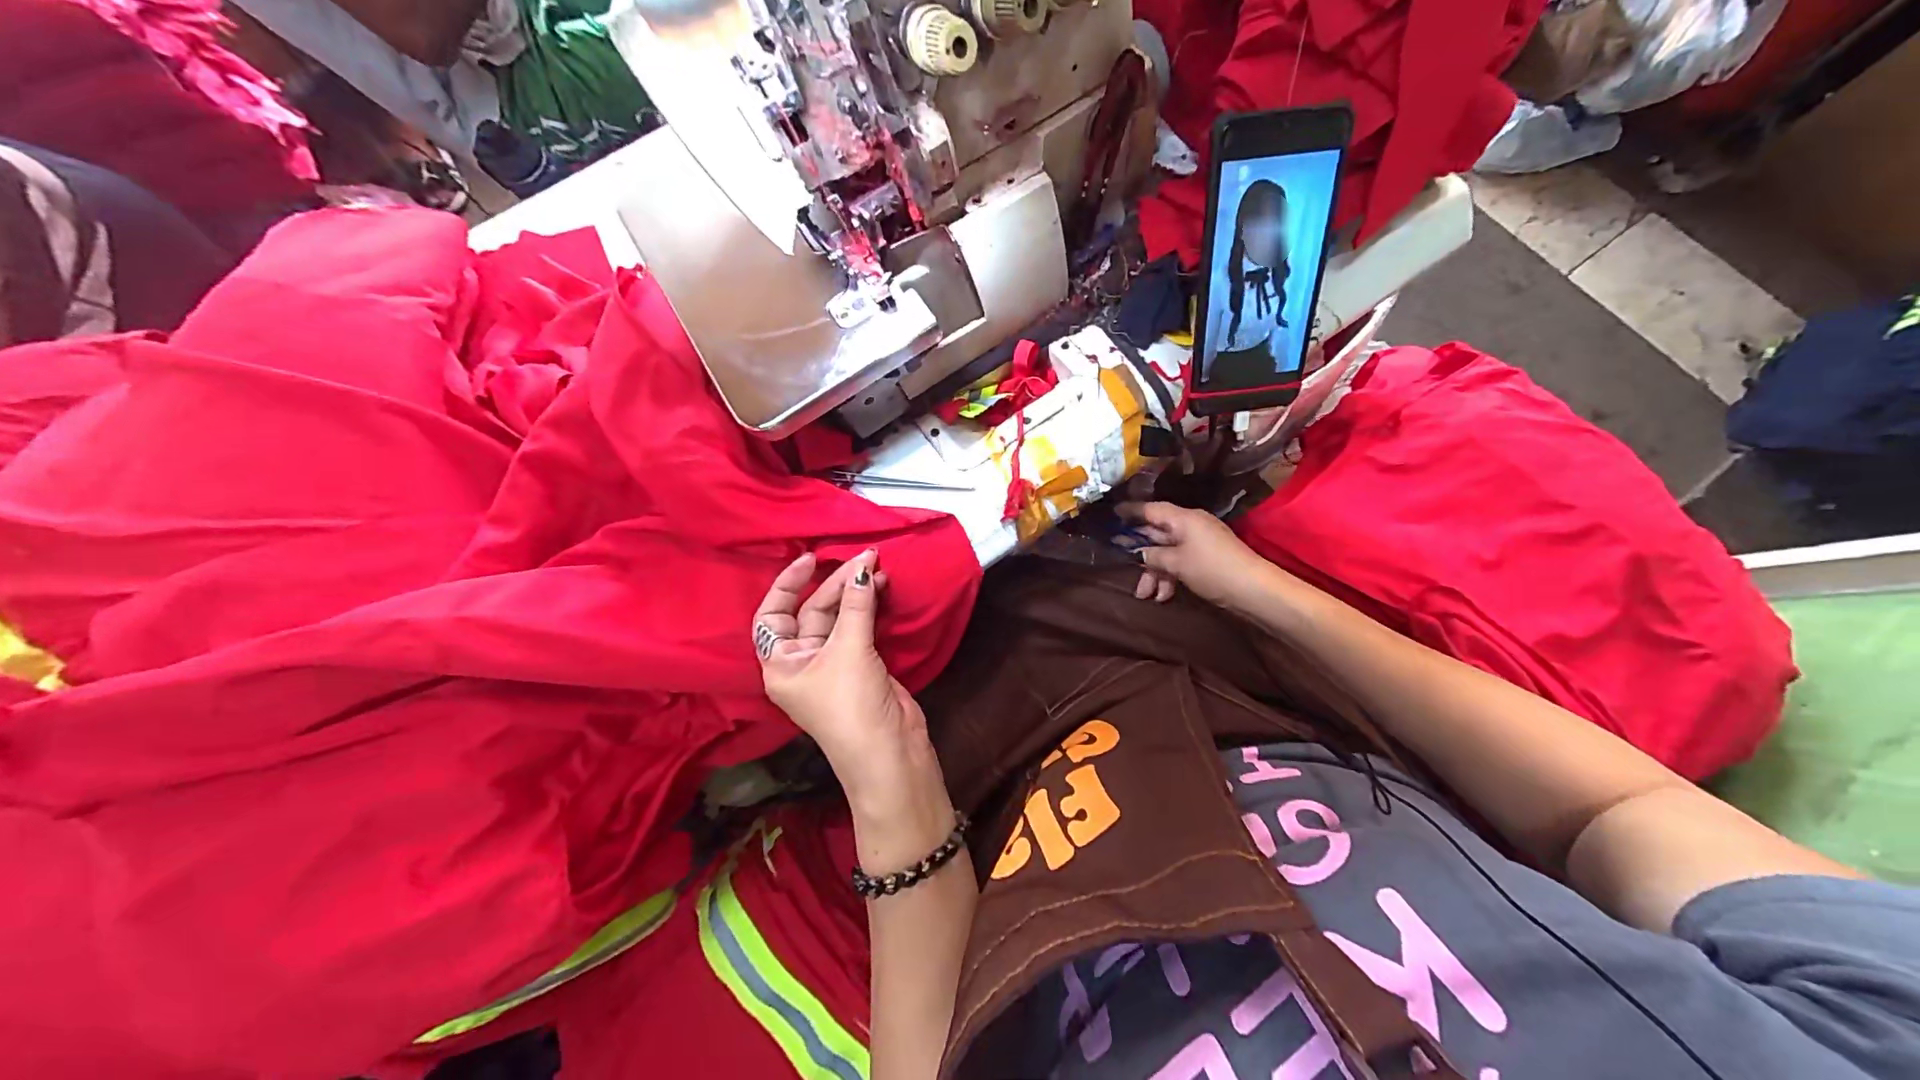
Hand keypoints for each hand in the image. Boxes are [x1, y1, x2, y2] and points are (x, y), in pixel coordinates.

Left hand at [753, 549, 943, 818]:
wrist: (890, 753)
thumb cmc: (851, 705)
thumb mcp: (849, 651)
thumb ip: (856, 605)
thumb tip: (864, 564)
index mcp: (781, 664)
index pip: (772, 614)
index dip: (788, 584)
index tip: (812, 559)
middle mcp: (802, 663)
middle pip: (812, 612)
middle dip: (836, 585)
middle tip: (864, 561)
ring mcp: (834, 665)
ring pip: (840, 619)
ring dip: (857, 595)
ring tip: (878, 570)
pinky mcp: (862, 666)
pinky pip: (860, 629)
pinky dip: (871, 609)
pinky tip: (882, 590)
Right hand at [1119, 501, 1267, 608]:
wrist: (1253, 590)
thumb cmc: (1211, 569)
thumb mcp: (1176, 563)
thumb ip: (1152, 556)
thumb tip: (1139, 553)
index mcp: (1183, 518)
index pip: (1150, 510)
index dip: (1130, 512)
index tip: (1111, 515)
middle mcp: (1190, 525)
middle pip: (1156, 533)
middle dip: (1140, 553)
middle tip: (1122, 565)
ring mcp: (1199, 543)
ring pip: (1167, 553)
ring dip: (1154, 573)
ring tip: (1145, 595)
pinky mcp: (1205, 559)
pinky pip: (1179, 563)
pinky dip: (1170, 577)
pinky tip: (1164, 596)